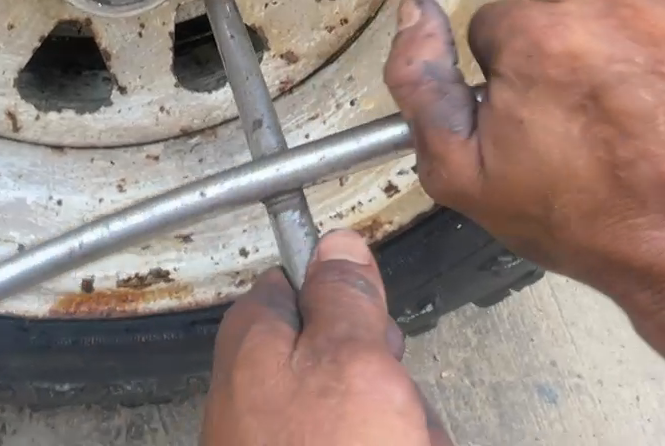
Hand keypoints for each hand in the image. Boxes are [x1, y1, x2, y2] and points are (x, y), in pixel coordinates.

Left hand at [203, 231, 452, 445]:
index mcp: (257, 338)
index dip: (353, 307)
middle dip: (395, 395)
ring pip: (371, 421)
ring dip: (406, 439)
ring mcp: (287, 439)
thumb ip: (344, 297)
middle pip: (351, 362)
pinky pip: (366, 444)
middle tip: (402, 424)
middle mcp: (262, 386)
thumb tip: (336, 239)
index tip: (383, 340)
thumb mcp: (349, 363)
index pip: (307, 288)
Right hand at [381, 0, 664, 311]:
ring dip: (628, 13)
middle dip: (565, 42)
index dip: (510, 70)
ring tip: (646, 75)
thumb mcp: (459, 173)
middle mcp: (621, 12)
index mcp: (542, 42)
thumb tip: (417, 7)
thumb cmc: (580, 219)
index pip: (502, 23)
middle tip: (592, 105)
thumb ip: (416, 83)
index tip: (537, 112)